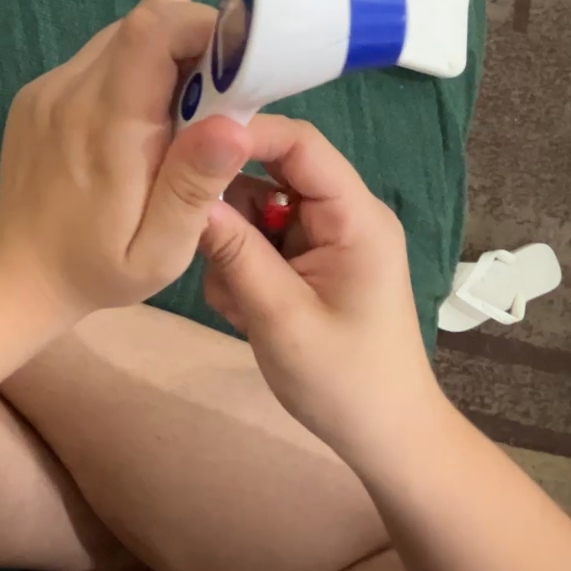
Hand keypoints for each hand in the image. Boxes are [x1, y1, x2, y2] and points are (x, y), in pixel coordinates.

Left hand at [0, 0, 252, 315]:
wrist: (16, 271)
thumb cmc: (95, 268)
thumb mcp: (159, 252)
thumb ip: (193, 188)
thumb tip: (234, 126)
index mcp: (106, 126)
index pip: (154, 30)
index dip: (206, 27)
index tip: (240, 65)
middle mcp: (72, 90)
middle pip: (144, 20)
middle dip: (194, 43)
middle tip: (215, 100)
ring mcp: (49, 86)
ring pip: (124, 33)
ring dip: (164, 58)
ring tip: (174, 119)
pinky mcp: (40, 91)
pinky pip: (99, 56)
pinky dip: (131, 72)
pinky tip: (133, 126)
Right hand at [199, 115, 440, 459]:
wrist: (383, 437)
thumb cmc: (344, 380)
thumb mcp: (281, 317)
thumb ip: (235, 252)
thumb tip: (188, 195)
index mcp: (354, 216)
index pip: (300, 144)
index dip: (246, 132)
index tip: (186, 141)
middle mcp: (338, 214)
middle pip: (268, 172)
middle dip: (228, 202)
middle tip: (190, 231)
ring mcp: (319, 236)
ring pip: (253, 208)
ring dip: (229, 245)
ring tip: (234, 299)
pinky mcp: (302, 259)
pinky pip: (254, 238)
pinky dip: (236, 266)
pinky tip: (243, 310)